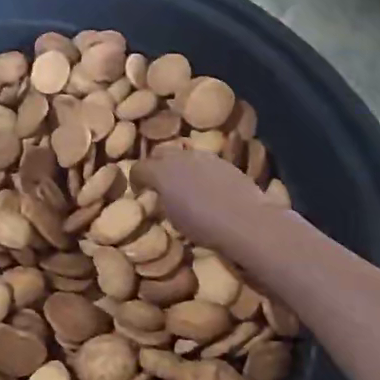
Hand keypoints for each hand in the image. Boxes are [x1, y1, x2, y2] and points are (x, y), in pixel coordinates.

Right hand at [138, 148, 277, 260]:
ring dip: (178, 166)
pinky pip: (201, 160)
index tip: (140, 192)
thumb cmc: (202, 226)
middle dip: (155, 166)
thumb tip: (161, 197)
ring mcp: (202, 156)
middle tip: (159, 184)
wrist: (243, 219)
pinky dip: (197, 169)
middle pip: (159, 153)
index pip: (138, 169)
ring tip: (184, 184)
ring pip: (182, 154)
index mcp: (160, 172)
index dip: (136, 180)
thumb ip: (163, 202)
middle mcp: (178, 157)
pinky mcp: (222, 160)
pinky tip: (205, 185)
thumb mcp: (173, 218)